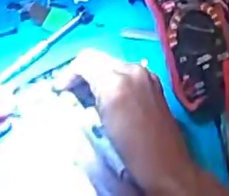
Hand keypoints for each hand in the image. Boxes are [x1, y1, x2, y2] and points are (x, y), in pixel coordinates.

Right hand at [58, 51, 228, 195]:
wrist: (169, 170)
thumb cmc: (133, 157)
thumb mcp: (101, 128)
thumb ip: (86, 100)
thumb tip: (74, 91)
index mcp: (115, 81)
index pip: (84, 62)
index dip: (68, 74)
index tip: (59, 88)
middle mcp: (130, 69)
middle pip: (96, 58)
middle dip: (80, 72)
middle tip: (68, 91)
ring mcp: (144, 73)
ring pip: (110, 62)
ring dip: (96, 75)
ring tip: (85, 96)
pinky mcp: (152, 80)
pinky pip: (124, 69)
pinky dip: (112, 78)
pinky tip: (106, 97)